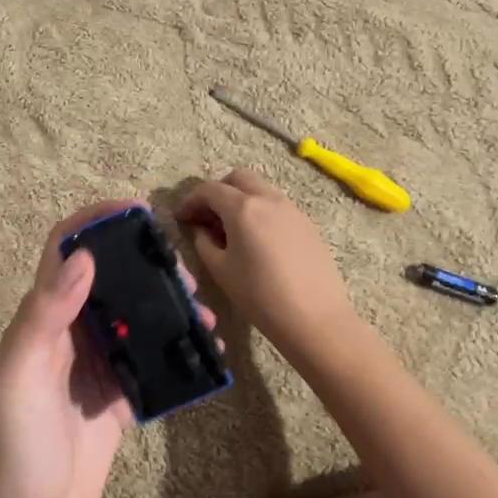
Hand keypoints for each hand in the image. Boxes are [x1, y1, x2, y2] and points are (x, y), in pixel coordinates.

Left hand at [0, 201, 214, 497]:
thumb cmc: (11, 440)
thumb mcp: (19, 371)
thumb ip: (46, 313)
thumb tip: (82, 255)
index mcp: (42, 316)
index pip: (66, 250)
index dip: (95, 222)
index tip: (137, 210)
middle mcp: (70, 332)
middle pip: (109, 279)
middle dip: (144, 265)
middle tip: (183, 273)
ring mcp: (97, 365)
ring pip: (135, 318)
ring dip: (166, 307)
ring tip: (202, 312)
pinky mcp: (119, 399)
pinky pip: (152, 362)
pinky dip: (178, 351)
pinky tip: (205, 350)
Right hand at [177, 170, 355, 356]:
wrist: (315, 319)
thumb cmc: (260, 295)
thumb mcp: (220, 269)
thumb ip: (203, 242)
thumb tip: (200, 229)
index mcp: (242, 208)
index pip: (209, 189)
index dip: (190, 200)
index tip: (181, 218)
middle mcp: (268, 199)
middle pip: (237, 178)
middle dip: (217, 191)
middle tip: (206, 217)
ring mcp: (292, 210)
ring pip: (260, 189)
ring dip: (240, 199)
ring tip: (231, 230)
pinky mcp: (307, 224)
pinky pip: (276, 205)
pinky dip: (259, 210)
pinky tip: (256, 240)